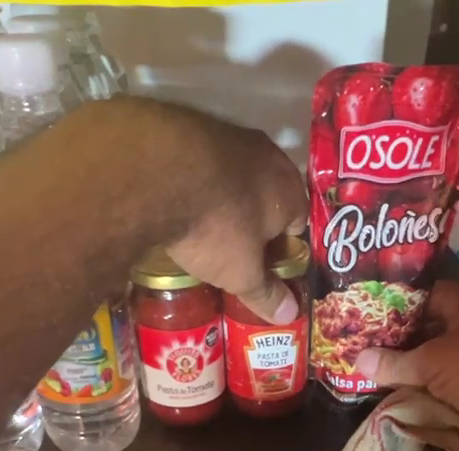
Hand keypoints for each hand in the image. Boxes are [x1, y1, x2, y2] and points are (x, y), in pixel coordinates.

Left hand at [140, 103, 307, 323]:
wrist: (159, 170)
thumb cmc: (217, 227)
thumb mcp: (242, 273)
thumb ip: (267, 294)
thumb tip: (289, 315)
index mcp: (289, 190)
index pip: (299, 222)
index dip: (284, 248)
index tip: (267, 267)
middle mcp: (267, 156)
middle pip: (268, 196)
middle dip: (256, 222)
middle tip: (237, 250)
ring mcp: (229, 136)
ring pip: (236, 176)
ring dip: (226, 199)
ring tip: (204, 228)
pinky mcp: (191, 127)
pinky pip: (203, 163)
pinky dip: (196, 182)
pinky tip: (179, 202)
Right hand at [354, 281, 458, 450]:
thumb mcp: (431, 365)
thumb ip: (394, 364)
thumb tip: (357, 361)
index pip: (428, 295)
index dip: (400, 309)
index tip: (376, 328)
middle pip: (440, 326)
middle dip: (411, 343)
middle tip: (380, 359)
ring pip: (454, 354)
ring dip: (430, 369)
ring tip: (398, 382)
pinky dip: (449, 387)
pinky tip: (429, 399)